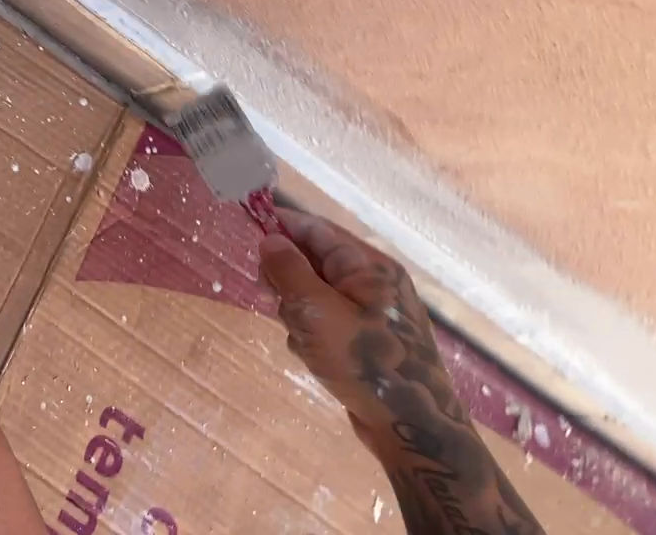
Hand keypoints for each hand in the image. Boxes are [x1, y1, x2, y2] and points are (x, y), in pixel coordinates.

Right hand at [259, 207, 544, 532]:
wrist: (412, 430)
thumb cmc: (365, 362)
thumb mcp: (314, 310)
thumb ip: (287, 269)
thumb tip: (269, 238)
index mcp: (368, 266)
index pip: (313, 228)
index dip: (277, 224)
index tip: (242, 226)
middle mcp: (372, 282)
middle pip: (308, 258)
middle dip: (284, 278)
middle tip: (275, 297)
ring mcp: (368, 310)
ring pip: (308, 290)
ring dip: (294, 309)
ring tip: (302, 335)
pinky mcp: (363, 336)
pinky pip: (319, 316)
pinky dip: (307, 329)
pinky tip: (313, 352)